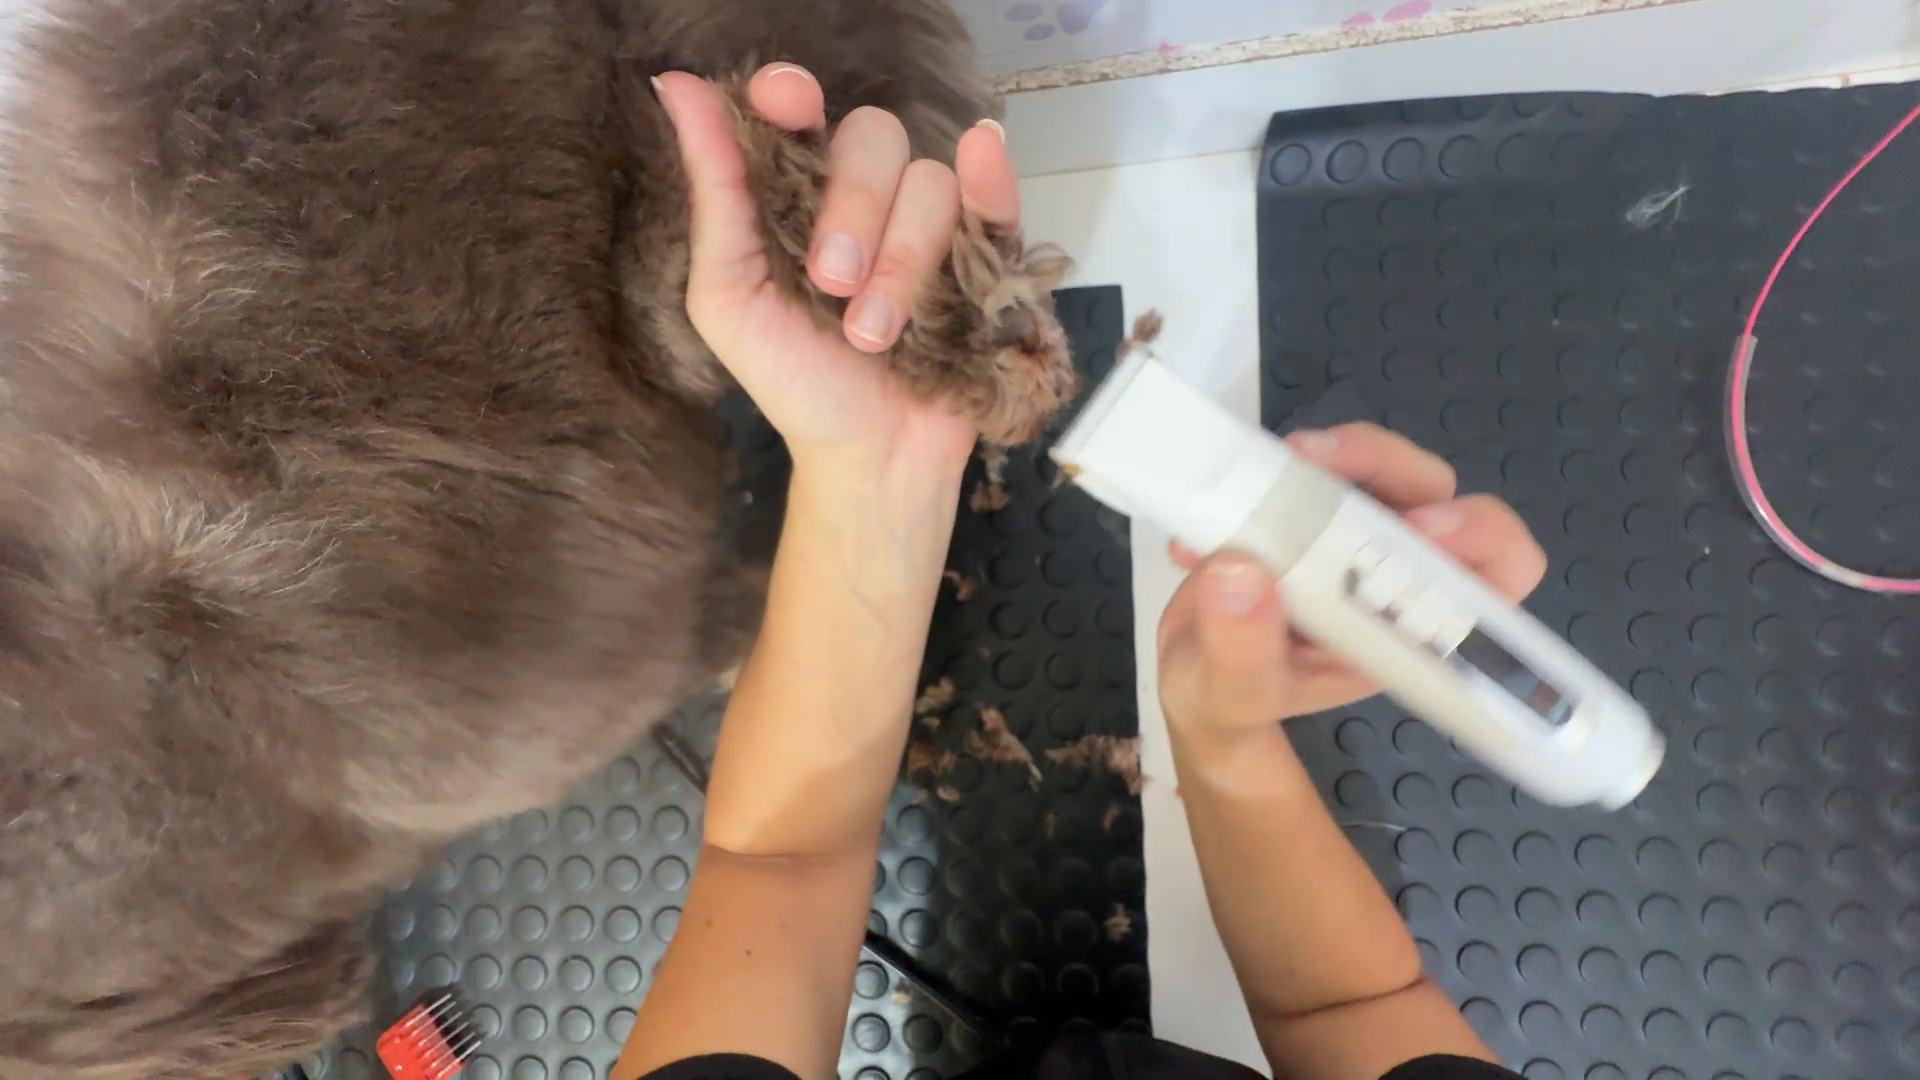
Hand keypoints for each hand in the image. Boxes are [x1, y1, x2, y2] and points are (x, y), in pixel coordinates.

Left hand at [653, 64, 1020, 479]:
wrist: (871, 455)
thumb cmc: (799, 387)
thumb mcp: (733, 304)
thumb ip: (716, 203)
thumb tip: (677, 88)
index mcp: (800, 201)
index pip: (803, 115)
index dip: (794, 95)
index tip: (788, 105)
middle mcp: (867, 204)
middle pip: (874, 142)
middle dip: (853, 211)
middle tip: (832, 286)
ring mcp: (928, 232)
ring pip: (930, 184)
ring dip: (902, 261)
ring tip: (876, 335)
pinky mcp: (981, 263)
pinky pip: (995, 202)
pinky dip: (993, 180)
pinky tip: (982, 162)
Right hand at [1156, 423, 1547, 741]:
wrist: (1192, 680)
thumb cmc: (1231, 698)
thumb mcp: (1232, 695)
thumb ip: (1241, 650)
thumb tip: (1242, 571)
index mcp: (1404, 631)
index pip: (1491, 573)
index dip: (1477, 537)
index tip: (1419, 527)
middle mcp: (1386, 576)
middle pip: (1428, 495)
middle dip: (1380, 464)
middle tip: (1311, 458)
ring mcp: (1341, 538)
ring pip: (1367, 470)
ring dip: (1319, 457)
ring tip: (1258, 468)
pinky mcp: (1294, 514)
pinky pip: (1300, 470)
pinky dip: (1258, 472)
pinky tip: (1207, 512)